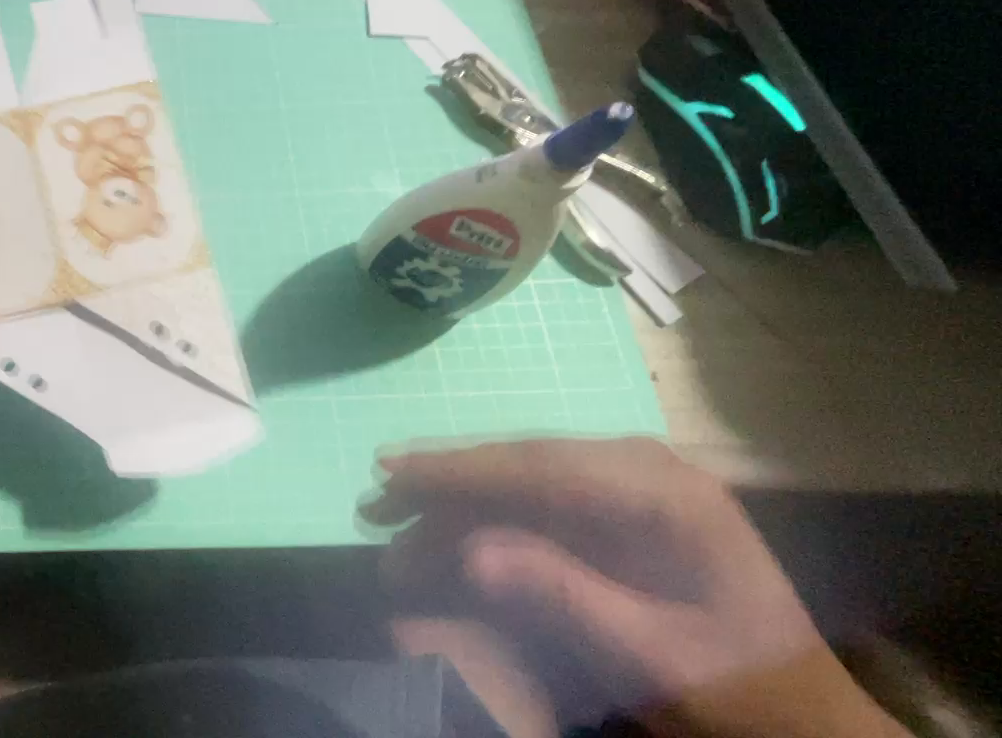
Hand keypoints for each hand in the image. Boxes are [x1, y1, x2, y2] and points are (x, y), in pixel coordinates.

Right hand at [365, 438, 905, 737]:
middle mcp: (637, 469)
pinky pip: (526, 502)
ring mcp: (620, 485)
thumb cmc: (739, 692)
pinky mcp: (605, 508)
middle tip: (374, 502)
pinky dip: (477, 520)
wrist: (801, 721)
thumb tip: (469, 551)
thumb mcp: (655, 656)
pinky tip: (436, 538)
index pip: (539, 464)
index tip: (392, 472)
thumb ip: (565, 595)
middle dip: (441, 484)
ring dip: (451, 505)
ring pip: (512, 480)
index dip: (459, 468)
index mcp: (663, 491)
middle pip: (516, 463)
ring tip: (388, 526)